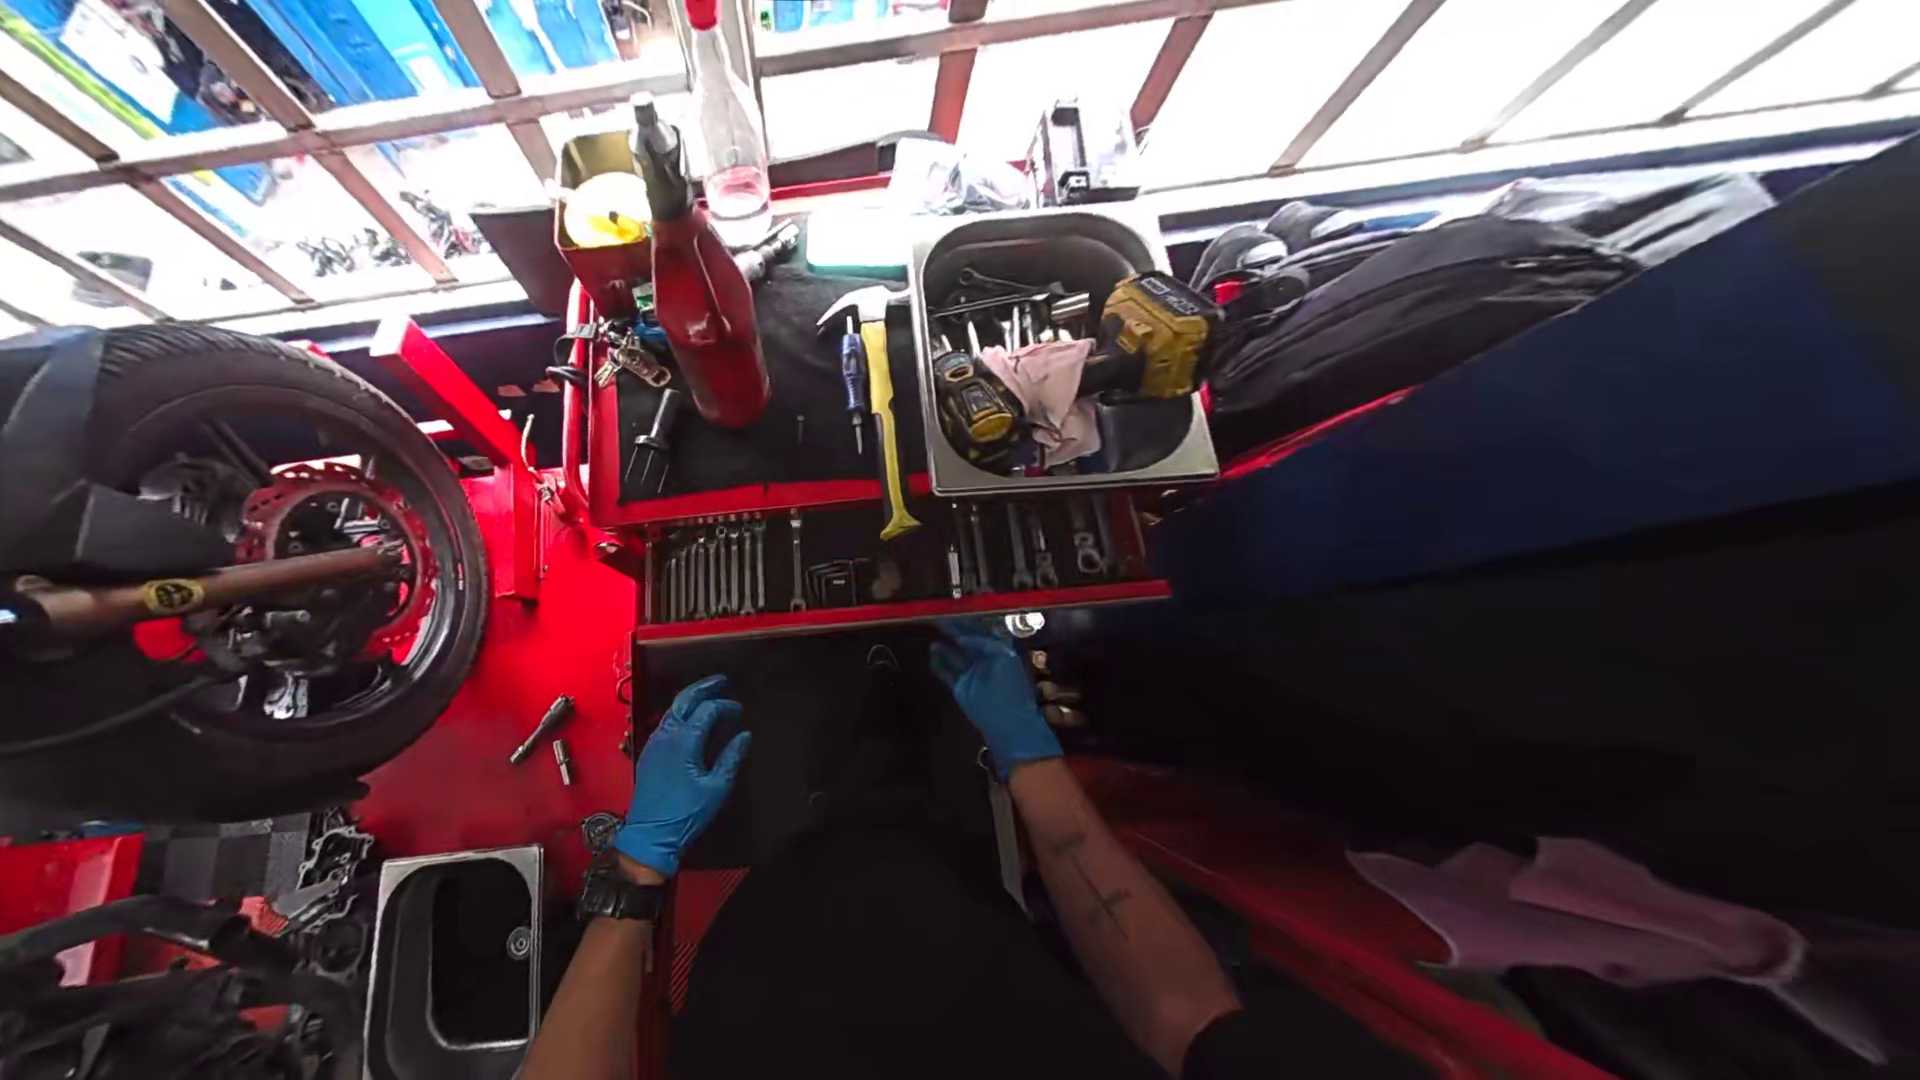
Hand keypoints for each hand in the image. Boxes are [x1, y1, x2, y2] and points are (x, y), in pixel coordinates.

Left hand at [613, 675, 750, 877]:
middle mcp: (666, 736)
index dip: (725, 706)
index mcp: (684, 741)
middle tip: (722, 681)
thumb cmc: (687, 813)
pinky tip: (692, 717)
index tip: (740, 712)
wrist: (650, 837)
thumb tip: (745, 734)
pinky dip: (681, 712)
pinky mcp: (649, 753)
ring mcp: (654, 743)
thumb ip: (732, 756)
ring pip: (672, 710)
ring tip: (709, 694)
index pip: (707, 710)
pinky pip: (665, 722)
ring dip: (690, 699)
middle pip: (684, 701)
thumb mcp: (717, 787)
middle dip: (703, 688)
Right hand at [930, 618, 1057, 779]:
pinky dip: (939, 664)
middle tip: (939, 620)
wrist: (1008, 722)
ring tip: (933, 637)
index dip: (968, 623)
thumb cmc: (1011, 688)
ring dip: (944, 647)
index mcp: (999, 653)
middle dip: (953, 632)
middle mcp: (984, 661)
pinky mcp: (961, 688)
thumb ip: (984, 645)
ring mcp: (971, 675)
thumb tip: (964, 637)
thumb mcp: (1003, 659)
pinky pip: (947, 673)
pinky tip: (932, 654)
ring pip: (955, 656)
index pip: (981, 633)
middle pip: (966, 643)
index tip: (955, 613)